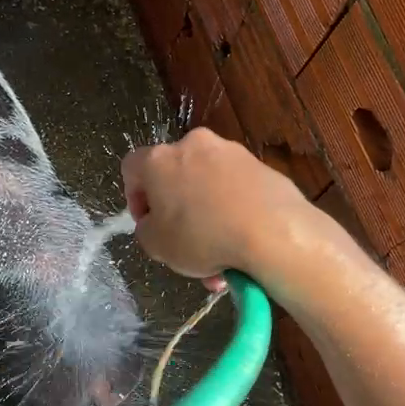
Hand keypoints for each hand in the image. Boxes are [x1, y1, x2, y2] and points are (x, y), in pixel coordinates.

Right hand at [120, 128, 321, 284]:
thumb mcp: (156, 245)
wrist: (272, 230)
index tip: (146, 224)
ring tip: (217, 260)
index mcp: (159, 159)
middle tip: (182, 245)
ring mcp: (231, 152)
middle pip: (174, 177)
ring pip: (207, 188)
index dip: (134, 198)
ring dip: (207, 220)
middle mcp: (194, 145)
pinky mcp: (260, 166)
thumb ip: (146, 229)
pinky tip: (239, 247)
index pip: (132, 168)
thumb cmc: (201, 236)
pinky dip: (232, 215)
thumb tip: (156, 223)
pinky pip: (235, 192)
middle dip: (176, 213)